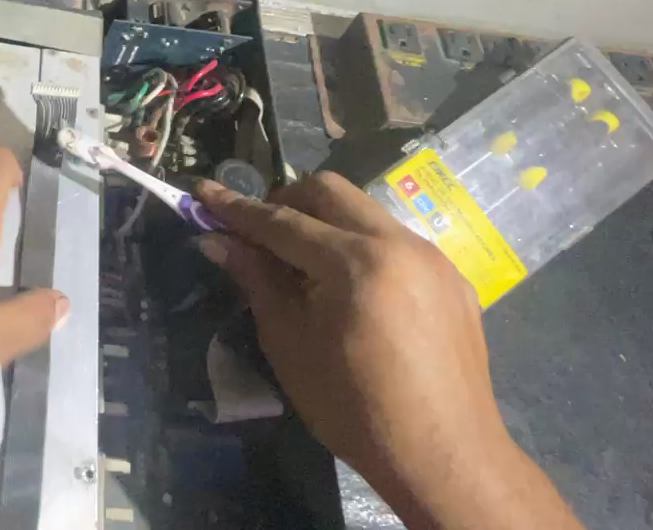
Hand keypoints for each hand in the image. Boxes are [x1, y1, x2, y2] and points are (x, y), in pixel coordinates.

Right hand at [194, 173, 580, 529]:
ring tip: (304, 264)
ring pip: (363, 210)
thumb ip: (254, 277)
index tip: (202, 190)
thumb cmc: (353, 406)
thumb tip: (215, 238)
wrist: (447, 461)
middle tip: (261, 234)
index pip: (281, 221)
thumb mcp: (288, 340)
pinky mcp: (451, 278)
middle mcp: (398, 244)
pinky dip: (359, 245)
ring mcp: (432, 258)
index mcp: (355, 262)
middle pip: (327, 190)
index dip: (236, 208)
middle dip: (285, 200)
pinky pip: (393, 239)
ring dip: (324, 220)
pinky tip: (351, 289)